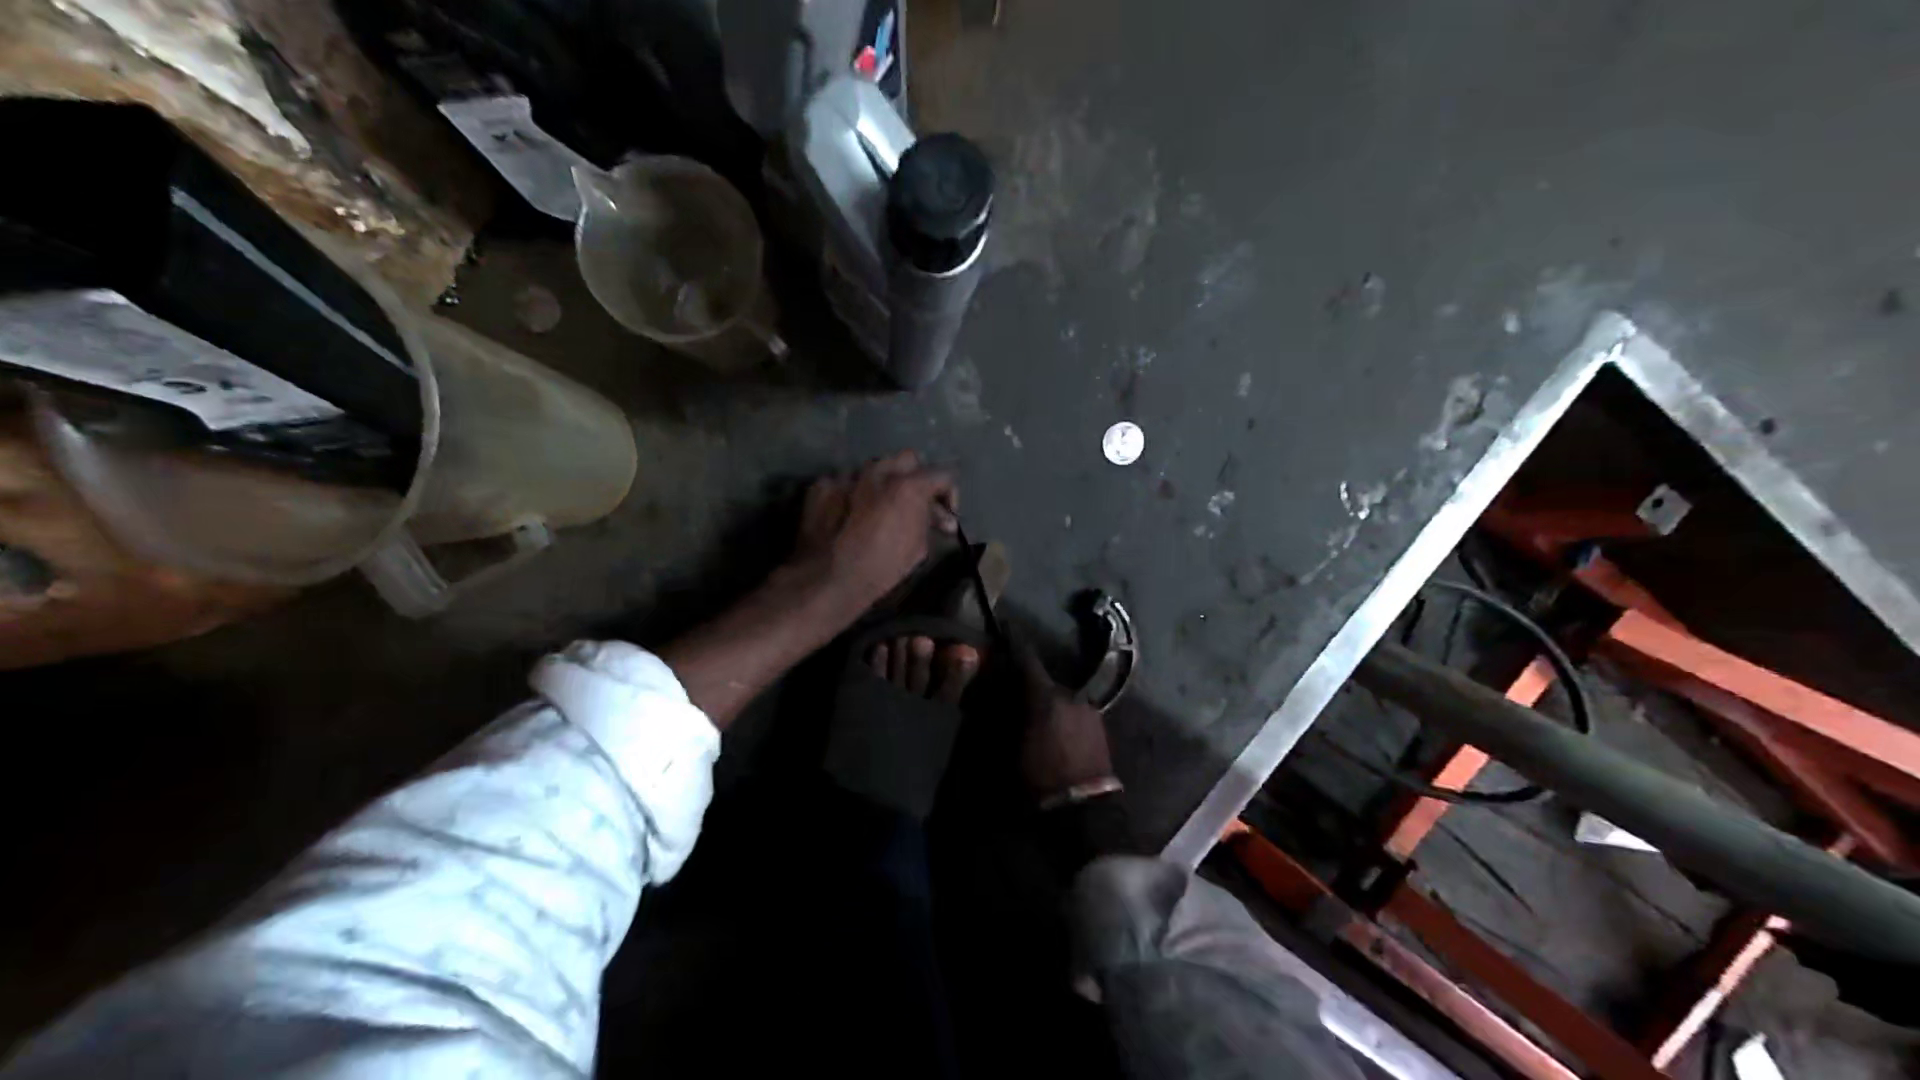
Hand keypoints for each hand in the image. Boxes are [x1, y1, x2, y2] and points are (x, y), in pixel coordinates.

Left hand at [789, 450, 957, 620]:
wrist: (827, 577)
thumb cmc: (880, 568)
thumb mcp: (919, 548)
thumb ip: (930, 523)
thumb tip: (942, 518)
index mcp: (908, 485)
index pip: (943, 475)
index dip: (949, 494)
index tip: (945, 514)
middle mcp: (879, 470)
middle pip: (907, 459)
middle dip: (915, 477)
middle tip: (914, 502)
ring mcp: (848, 474)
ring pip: (874, 467)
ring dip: (882, 483)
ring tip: (880, 507)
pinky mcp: (822, 485)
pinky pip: (844, 481)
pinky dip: (852, 493)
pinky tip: (849, 513)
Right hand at [1014, 637, 1116, 800]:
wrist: (1086, 810)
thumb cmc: (1040, 780)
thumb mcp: (1008, 751)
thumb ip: (1001, 718)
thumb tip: (992, 697)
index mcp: (1045, 697)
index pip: (1026, 658)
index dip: (1014, 640)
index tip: (1005, 626)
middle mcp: (1070, 694)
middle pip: (1043, 679)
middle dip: (1028, 683)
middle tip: (1013, 692)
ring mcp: (1089, 709)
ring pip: (1061, 696)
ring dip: (1047, 701)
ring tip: (1035, 717)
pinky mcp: (1100, 727)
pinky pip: (1074, 711)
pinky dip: (1062, 714)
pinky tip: (1055, 731)